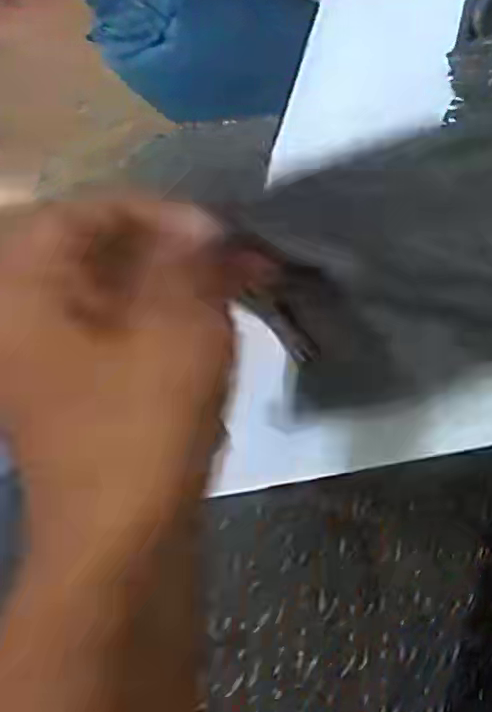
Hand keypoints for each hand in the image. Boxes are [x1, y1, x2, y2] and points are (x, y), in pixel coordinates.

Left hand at [0, 195, 238, 548]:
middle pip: (86, 245)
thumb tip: (200, 220)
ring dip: (178, 269)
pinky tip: (221, 310)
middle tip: (246, 252)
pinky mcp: (76, 369)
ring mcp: (43, 344)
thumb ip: (186, 265)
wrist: (125, 503)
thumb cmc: (148, 410)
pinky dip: (170, 299)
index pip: (72, 215)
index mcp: (22, 295)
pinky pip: (118, 310)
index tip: (225, 229)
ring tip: (248, 277)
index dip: (151, 209)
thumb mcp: (179, 327)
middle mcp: (18, 311)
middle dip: (171, 238)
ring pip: (108, 279)